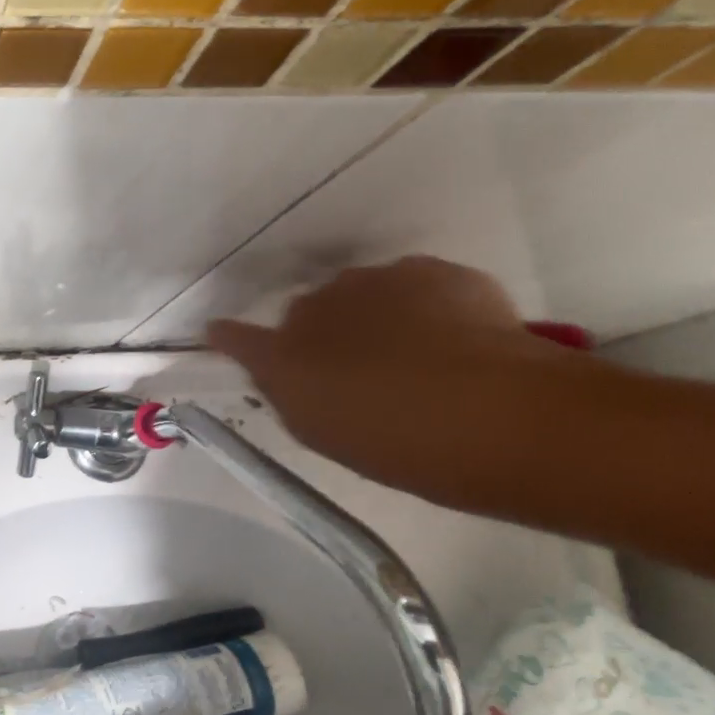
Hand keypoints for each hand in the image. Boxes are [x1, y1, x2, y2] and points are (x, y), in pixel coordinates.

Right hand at [206, 257, 571, 502]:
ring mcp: (372, 281)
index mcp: (281, 356)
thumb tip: (286, 372)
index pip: (236, 338)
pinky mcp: (431, 270)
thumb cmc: (396, 444)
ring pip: (363, 294)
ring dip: (375, 315)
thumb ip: (295, 394)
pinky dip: (426, 306)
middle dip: (325, 332)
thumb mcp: (324, 432)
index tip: (222, 335)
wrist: (492, 412)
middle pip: (308, 313)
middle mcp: (313, 307)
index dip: (230, 338)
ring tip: (420, 355)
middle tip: (362, 370)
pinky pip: (416, 286)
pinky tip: (458, 339)